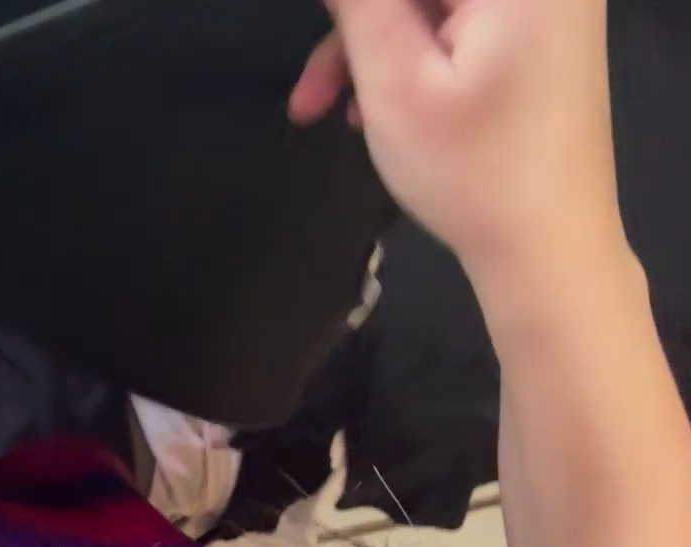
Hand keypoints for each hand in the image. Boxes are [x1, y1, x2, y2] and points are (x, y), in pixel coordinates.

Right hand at [288, 0, 624, 281]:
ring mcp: (538, 7)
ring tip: (324, 113)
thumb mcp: (396, 87)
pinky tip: (377, 106)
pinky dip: (401, 58)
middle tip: (304, 100)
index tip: (316, 34)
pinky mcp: (529, 34)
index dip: (352, 9)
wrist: (539, 228)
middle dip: (352, 30)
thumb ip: (364, 11)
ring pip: (426, 8)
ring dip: (365, 51)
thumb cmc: (465, 162)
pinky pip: (448, 26)